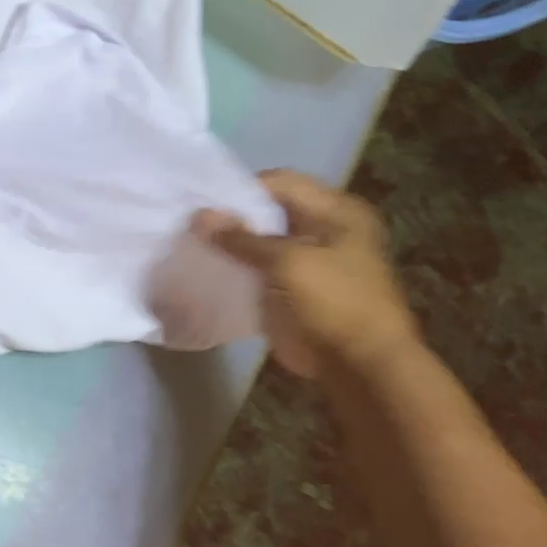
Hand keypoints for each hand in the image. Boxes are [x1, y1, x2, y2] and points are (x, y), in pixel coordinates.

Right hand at [191, 169, 419, 378]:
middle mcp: (321, 229)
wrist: (356, 362)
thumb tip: (198, 215)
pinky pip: (255, 271)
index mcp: (335, 211)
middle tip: (189, 224)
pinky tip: (204, 270)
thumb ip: (241, 238)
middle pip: (267, 211)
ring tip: (190, 246)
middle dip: (230, 217)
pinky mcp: (288, 289)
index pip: (280, 183)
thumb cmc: (333, 302)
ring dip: (229, 245)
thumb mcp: (287, 261)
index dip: (242, 189)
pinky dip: (233, 270)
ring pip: (258, 242)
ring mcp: (305, 261)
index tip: (202, 202)